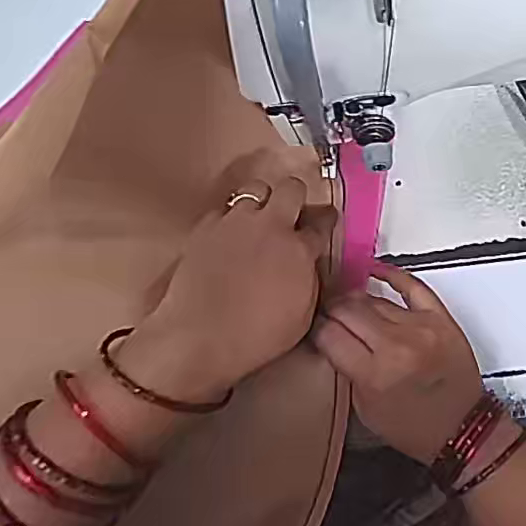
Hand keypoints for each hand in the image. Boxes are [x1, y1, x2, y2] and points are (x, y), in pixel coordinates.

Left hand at [119, 159, 335, 402]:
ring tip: (257, 220)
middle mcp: (270, 227)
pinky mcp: (205, 226)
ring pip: (255, 188)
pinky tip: (228, 236)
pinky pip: (223, 208)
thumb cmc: (255, 337)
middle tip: (291, 214)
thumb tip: (308, 265)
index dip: (325, 222)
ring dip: (261, 201)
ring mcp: (235, 222)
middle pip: (292, 188)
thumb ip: (310, 280)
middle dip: (295, 197)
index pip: (322, 223)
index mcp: (299, 250)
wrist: (200, 337)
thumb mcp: (302, 317)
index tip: (324, 224)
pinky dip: (230, 217)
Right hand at [312, 263, 483, 464]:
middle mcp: (398, 346)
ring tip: (347, 305)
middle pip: (347, 309)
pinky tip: (374, 271)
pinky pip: (411, 285)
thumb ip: (346, 370)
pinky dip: (391, 275)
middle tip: (327, 316)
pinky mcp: (440, 318)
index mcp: (375, 375)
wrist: (463, 429)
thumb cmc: (414, 427)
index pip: (329, 334)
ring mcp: (421, 328)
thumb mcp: (365, 409)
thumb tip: (330, 336)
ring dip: (355, 301)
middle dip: (332, 311)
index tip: (314, 328)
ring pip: (372, 298)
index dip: (316, 328)